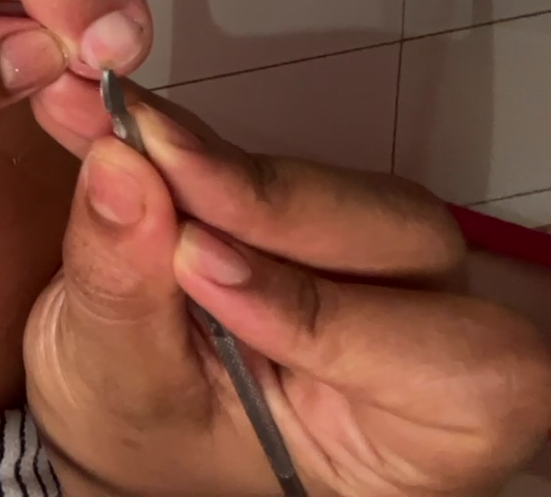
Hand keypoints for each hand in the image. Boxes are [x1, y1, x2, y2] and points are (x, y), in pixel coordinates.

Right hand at [23, 96, 550, 495]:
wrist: (94, 395)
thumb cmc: (123, 424)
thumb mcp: (112, 373)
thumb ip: (122, 279)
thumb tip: (117, 164)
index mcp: (408, 438)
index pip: (456, 372)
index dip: (332, 310)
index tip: (195, 263)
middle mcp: (408, 339)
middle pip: (404, 243)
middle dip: (264, 200)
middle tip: (147, 156)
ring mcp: (348, 264)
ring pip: (329, 182)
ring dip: (214, 156)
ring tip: (116, 128)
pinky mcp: (278, 208)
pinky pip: (247, 154)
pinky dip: (171, 129)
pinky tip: (110, 112)